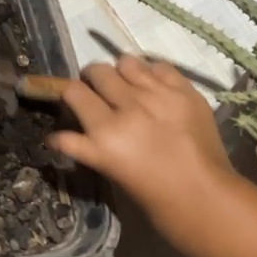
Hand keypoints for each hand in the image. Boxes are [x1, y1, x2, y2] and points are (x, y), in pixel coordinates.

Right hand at [48, 55, 236, 237]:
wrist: (201, 194)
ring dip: (121, 73)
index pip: (73, 91)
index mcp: (105, 132)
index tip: (74, 101)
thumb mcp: (104, 167)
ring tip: (129, 87)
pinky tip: (155, 90)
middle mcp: (128, 108)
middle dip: (93, 80)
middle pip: (97, 71)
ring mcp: (159, 97)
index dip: (70, 93)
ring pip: (126, 62)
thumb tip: (54, 135)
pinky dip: (152, 75)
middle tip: (101, 93)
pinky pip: (158, 66)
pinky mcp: (184, 92)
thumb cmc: (148, 189)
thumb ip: (79, 145)